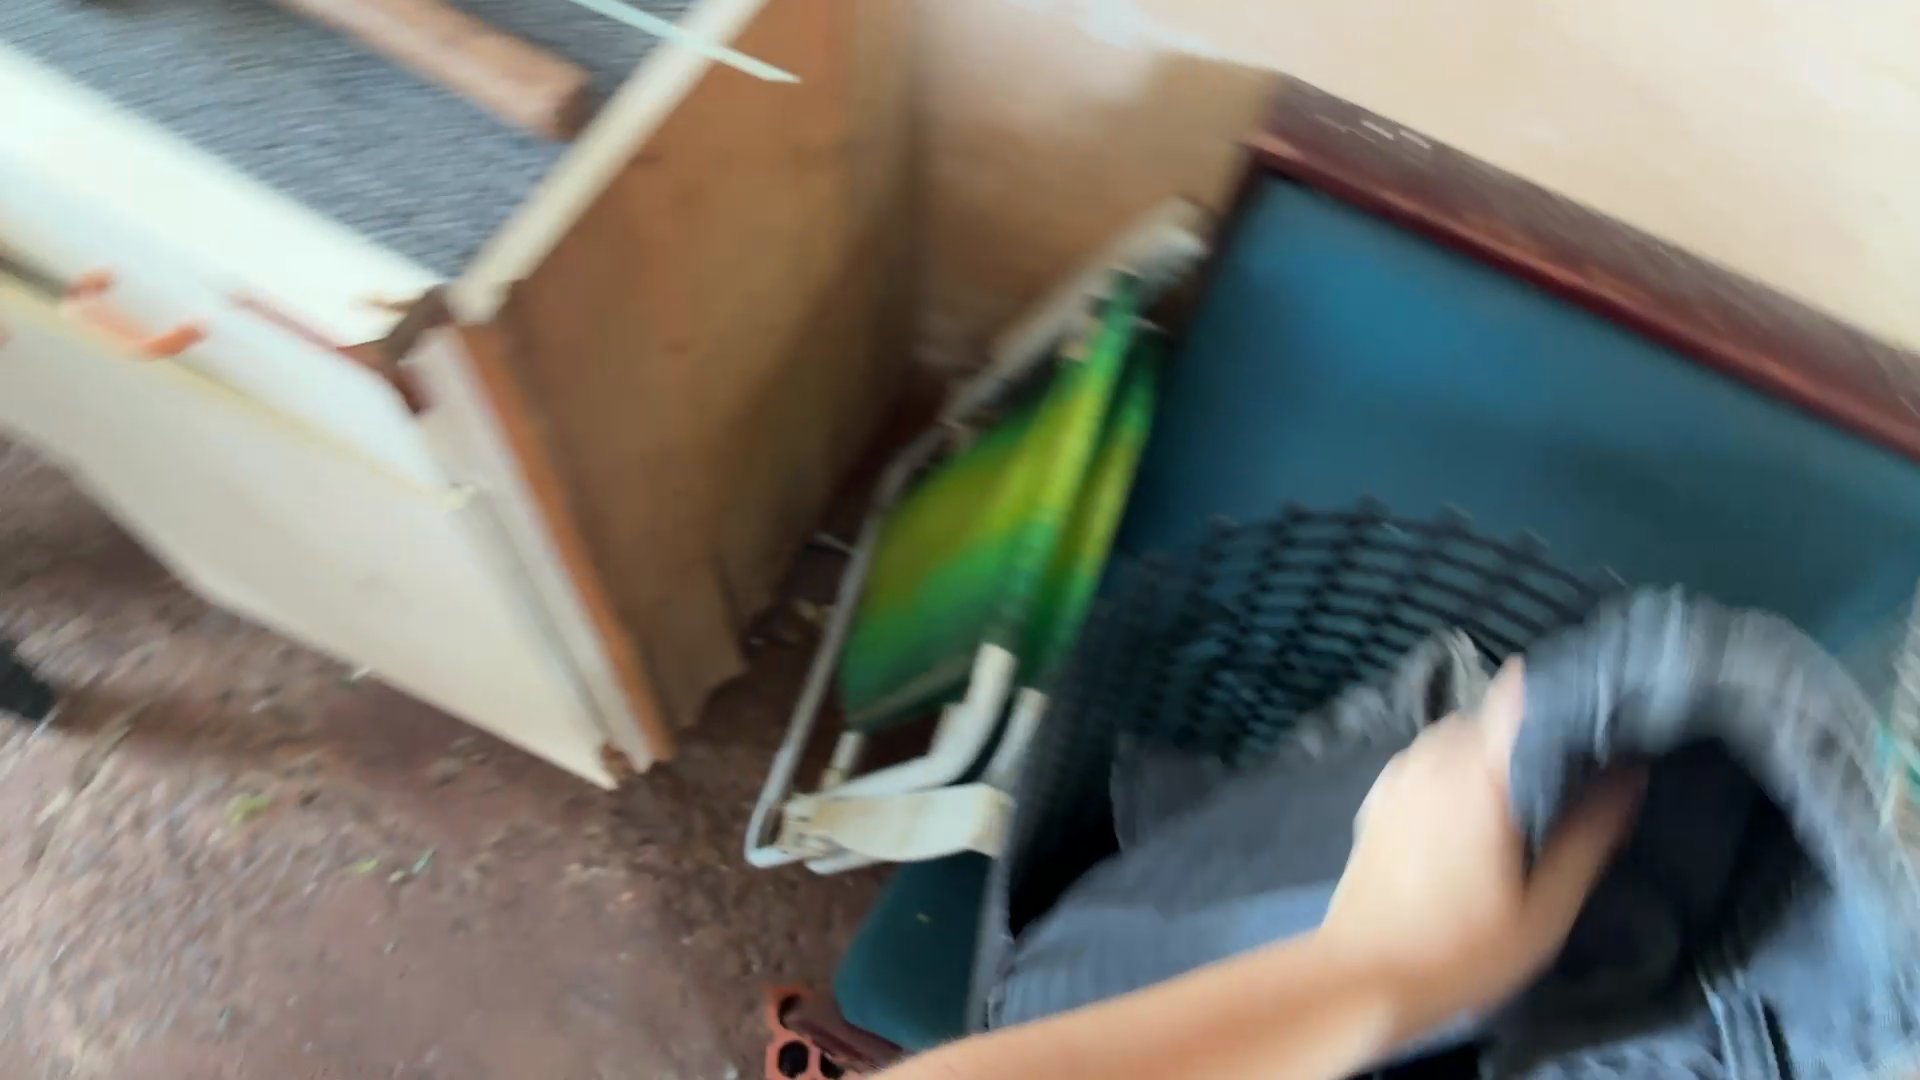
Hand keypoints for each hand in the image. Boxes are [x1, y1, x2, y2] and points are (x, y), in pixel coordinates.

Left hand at [1317, 658, 1644, 1036]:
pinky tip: (1471, 801)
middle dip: (1523, 727)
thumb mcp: (1544, 905)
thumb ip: (1586, 835)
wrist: (1367, 966)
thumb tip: (1626, 777)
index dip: (1546, 688)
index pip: (1509, 703)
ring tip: (1526, 781)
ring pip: (1448, 737)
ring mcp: (1394, 777)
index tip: (1586, 689)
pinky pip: (1421, 760)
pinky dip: (1450, 764)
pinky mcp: (1376, 796)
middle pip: (1481, 718)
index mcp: (1472, 778)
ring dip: (1485, 746)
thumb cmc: (1463, 947)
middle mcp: (1427, 763)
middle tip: (1569, 754)